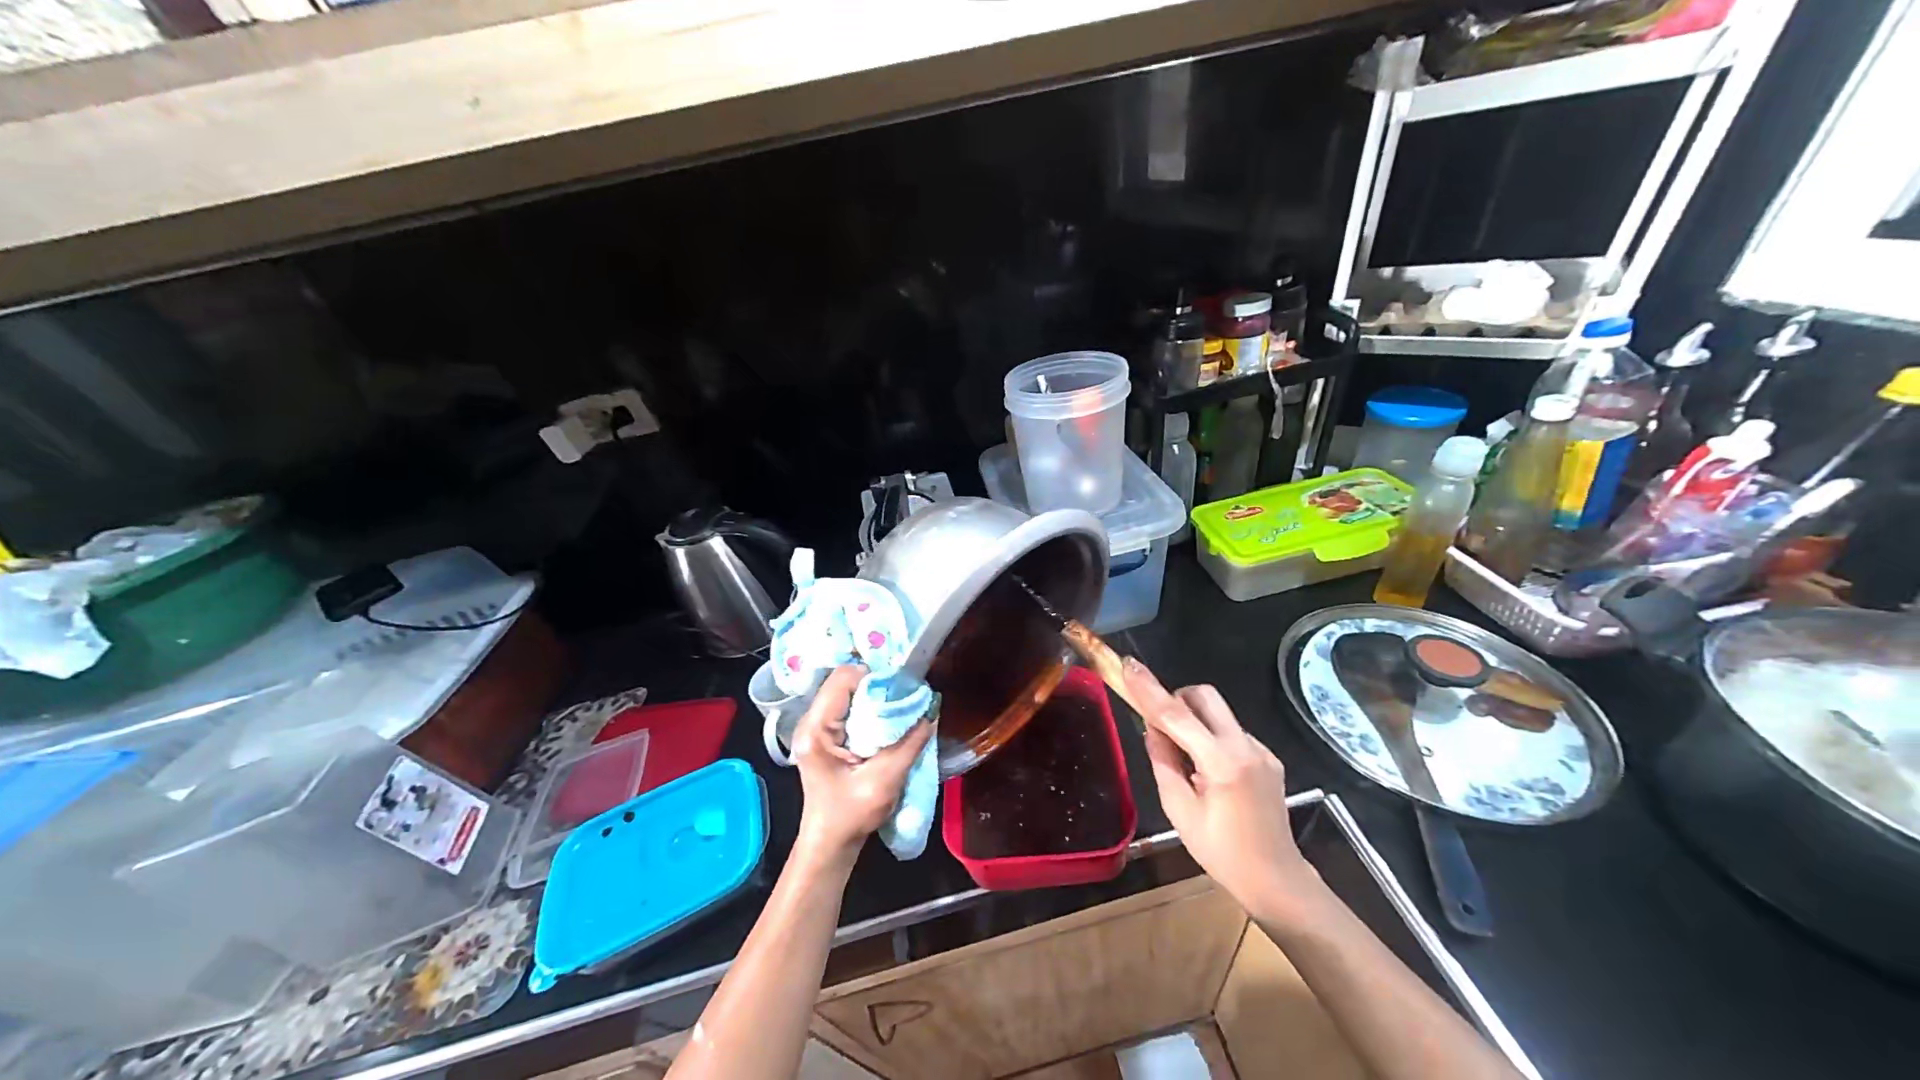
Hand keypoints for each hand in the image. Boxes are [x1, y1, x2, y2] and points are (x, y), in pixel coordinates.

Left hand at [791, 665, 933, 863]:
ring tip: (900, 705)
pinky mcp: (826, 733)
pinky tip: (887, 718)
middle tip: (905, 695)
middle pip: (844, 681)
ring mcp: (816, 727)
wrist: (831, 843)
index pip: (843, 679)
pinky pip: (849, 706)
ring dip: (875, 696)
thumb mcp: (885, 780)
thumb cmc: (850, 816)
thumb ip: (909, 743)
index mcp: (816, 730)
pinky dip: (870, 707)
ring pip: (848, 692)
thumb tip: (931, 709)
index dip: (874, 677)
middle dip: (877, 684)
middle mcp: (810, 721)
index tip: (901, 688)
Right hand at [1123, 656, 1322, 928]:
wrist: (1276, 879)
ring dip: (1194, 721)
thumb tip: (1152, 730)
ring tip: (1184, 760)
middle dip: (1177, 698)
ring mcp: (1262, 751)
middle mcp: (1246, 748)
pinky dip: (1212, 738)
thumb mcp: (1179, 810)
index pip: (1177, 715)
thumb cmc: (1221, 852)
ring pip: (1219, 713)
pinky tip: (1208, 772)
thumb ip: (1163, 762)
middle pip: (1205, 697)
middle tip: (1159, 724)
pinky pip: (1232, 732)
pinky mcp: (1269, 758)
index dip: (1149, 690)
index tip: (1129, 666)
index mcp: (1222, 764)